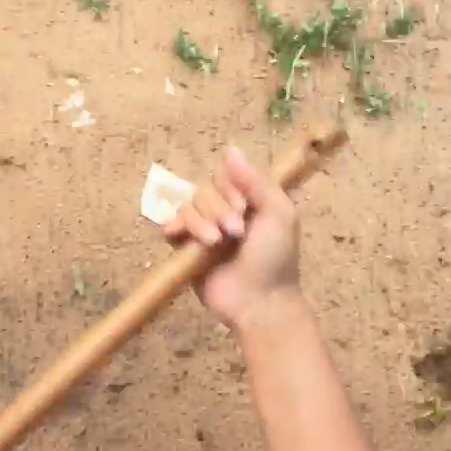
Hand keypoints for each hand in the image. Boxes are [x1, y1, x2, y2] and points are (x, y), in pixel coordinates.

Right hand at [162, 147, 301, 331]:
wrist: (258, 301)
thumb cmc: (275, 258)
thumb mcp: (279, 214)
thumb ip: (256, 182)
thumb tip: (229, 150)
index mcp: (247, 200)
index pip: (224, 177)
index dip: (229, 190)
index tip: (244, 210)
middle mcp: (223, 210)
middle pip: (203, 190)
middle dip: (217, 210)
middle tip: (234, 233)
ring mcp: (203, 229)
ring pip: (186, 206)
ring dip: (199, 222)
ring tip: (215, 243)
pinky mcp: (186, 249)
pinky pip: (171, 226)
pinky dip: (175, 226)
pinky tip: (178, 234)